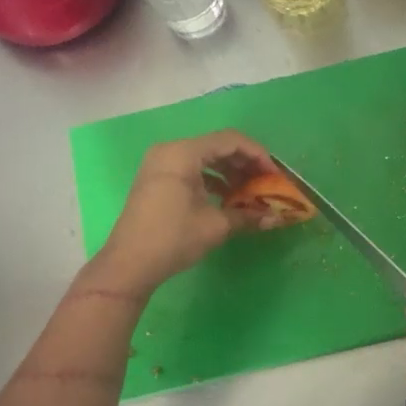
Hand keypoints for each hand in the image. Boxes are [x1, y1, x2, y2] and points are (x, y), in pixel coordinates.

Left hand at [91, 130, 271, 295]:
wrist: (129, 264)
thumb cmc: (173, 238)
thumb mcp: (215, 225)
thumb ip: (248, 216)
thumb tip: (276, 218)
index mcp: (183, 153)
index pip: (230, 141)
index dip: (258, 155)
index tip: (276, 175)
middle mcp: (171, 151)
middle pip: (218, 147)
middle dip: (246, 165)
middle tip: (267, 184)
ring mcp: (161, 164)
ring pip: (205, 159)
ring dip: (230, 174)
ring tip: (251, 194)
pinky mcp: (158, 180)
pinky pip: (192, 170)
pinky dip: (213, 180)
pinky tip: (228, 199)